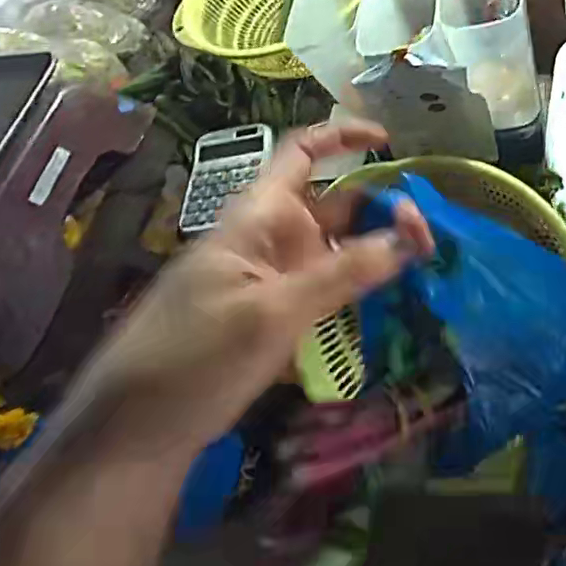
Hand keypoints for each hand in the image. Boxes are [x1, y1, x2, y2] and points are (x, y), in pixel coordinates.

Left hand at [67, 123, 431, 466]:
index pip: (302, 153)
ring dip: (379, 249)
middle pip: (337, 203)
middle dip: (383, 207)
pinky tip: (395, 294)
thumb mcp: (272, 312)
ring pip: (338, 247)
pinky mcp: (280, 313)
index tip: (390, 142)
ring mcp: (278, 276)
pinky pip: (330, 285)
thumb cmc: (194, 355)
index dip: (343, 137)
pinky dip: (362, 283)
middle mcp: (273, 236)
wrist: (136, 429)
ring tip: (426, 262)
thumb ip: (341, 274)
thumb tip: (408, 238)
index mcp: (260, 215)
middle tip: (429, 237)